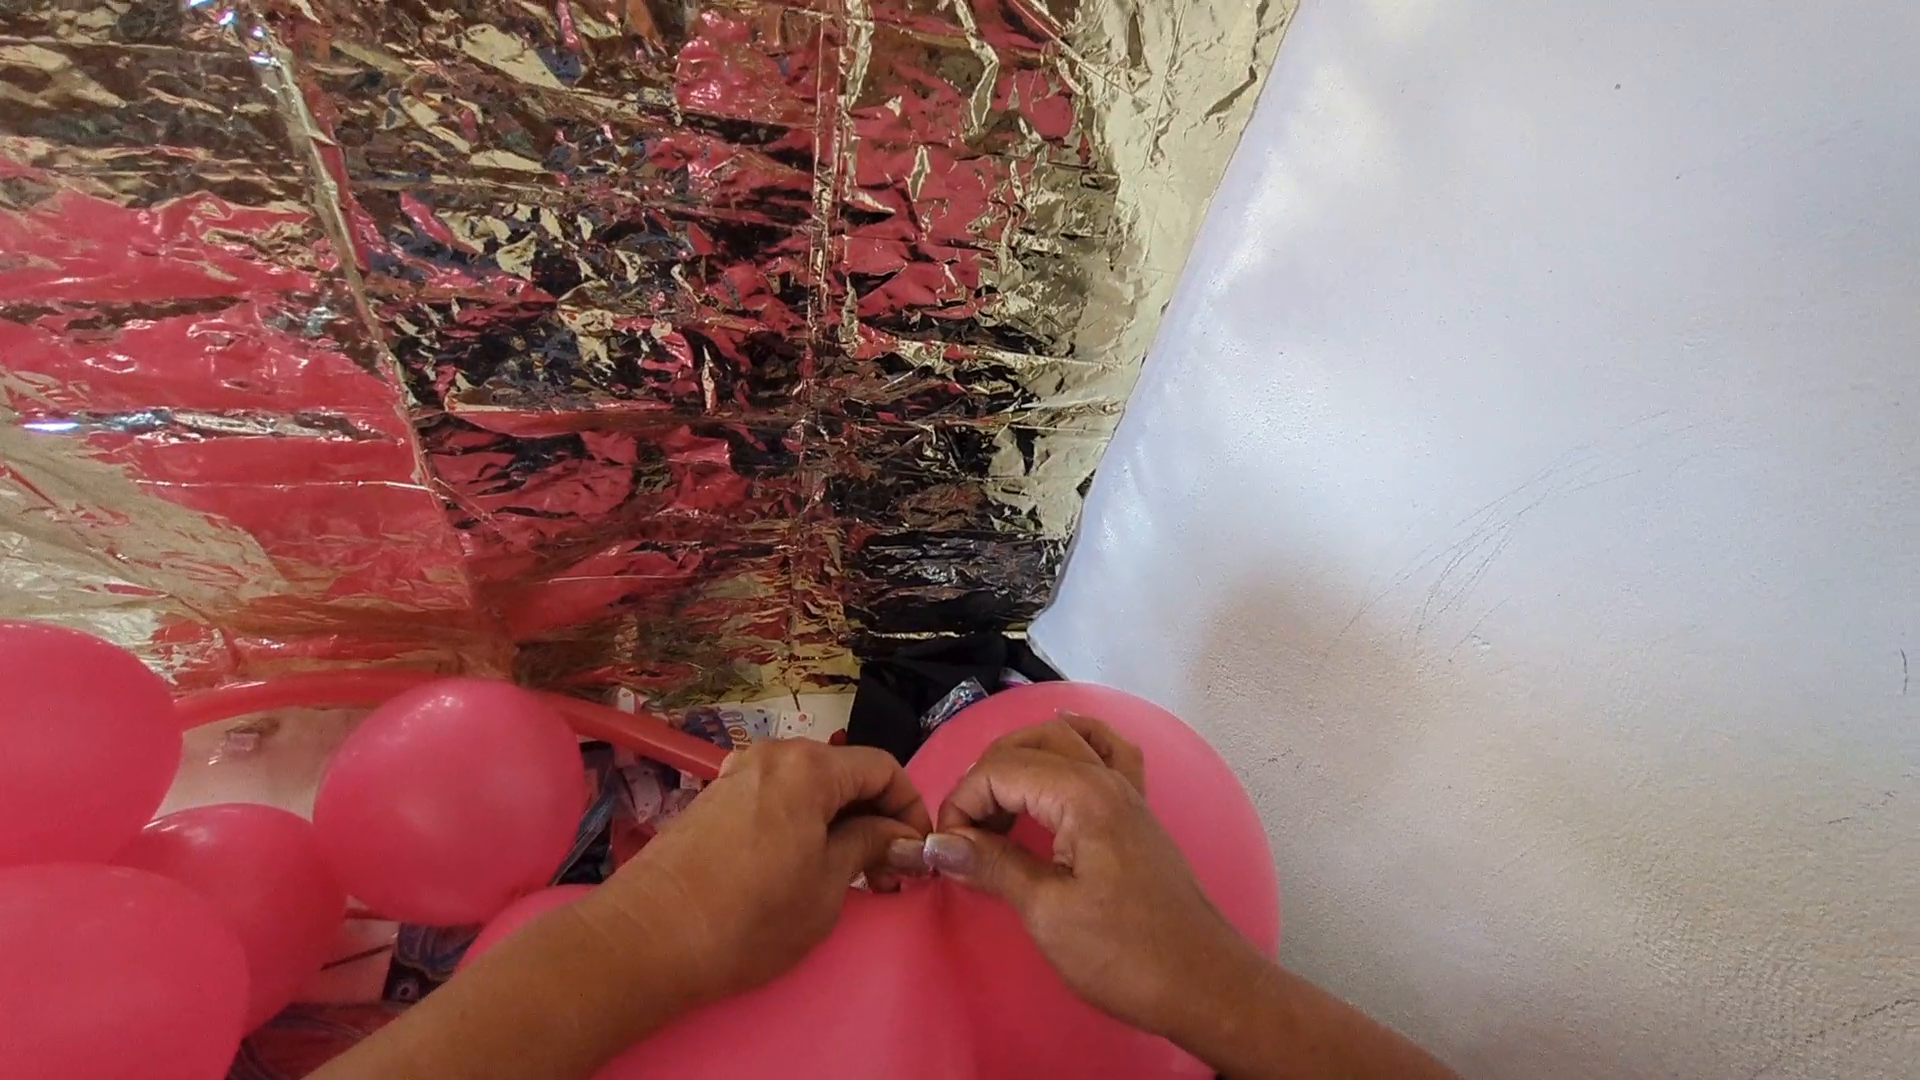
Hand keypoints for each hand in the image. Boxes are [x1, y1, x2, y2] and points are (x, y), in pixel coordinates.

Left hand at [585, 739, 932, 1007]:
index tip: (918, 848)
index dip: (910, 805)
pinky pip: (778, 796)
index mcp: (810, 767)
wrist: (642, 941)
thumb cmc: (749, 917)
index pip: (882, 766)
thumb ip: (870, 846)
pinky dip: (804, 821)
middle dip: (875, 816)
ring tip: (850, 872)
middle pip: (845, 772)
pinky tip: (804, 862)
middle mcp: (775, 755)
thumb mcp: (826, 886)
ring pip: (811, 786)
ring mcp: (740, 772)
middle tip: (889, 870)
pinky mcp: (716, 797)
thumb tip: (900, 836)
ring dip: (840, 820)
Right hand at [923, 716, 1265, 1040]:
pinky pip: (1107, 750)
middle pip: (1026, 746)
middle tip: (964, 834)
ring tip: (994, 804)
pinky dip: (1079, 739)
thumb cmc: (1125, 953)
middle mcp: (1103, 776)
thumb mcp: (1048, 911)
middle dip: (984, 781)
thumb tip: (939, 843)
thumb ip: (992, 865)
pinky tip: (1064, 741)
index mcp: (1080, 794)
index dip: (962, 802)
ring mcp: (1125, 788)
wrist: (1204, 984)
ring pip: (1062, 739)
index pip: (1000, 770)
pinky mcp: (1136, 808)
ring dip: (1019, 760)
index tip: (947, 848)